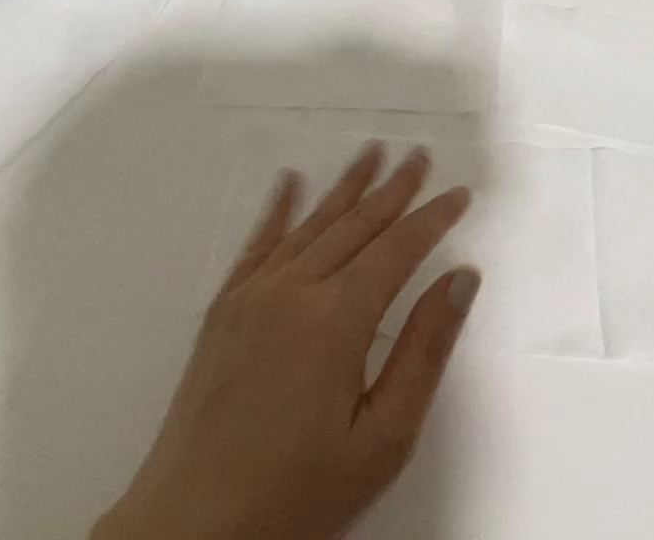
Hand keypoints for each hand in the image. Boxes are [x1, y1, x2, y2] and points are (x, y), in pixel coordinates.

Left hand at [94, 143, 477, 539]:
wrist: (192, 527)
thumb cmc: (300, 492)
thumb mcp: (383, 437)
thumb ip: (424, 350)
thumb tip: (462, 278)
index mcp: (337, 319)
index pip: (398, 249)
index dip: (432, 218)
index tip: (459, 193)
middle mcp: (293, 290)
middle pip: (356, 225)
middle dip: (394, 188)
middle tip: (420, 155)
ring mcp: (252, 295)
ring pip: (310, 224)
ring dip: (345, 186)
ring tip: (371, 152)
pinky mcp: (223, 309)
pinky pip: (257, 243)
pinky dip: (277, 208)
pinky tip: (288, 181)